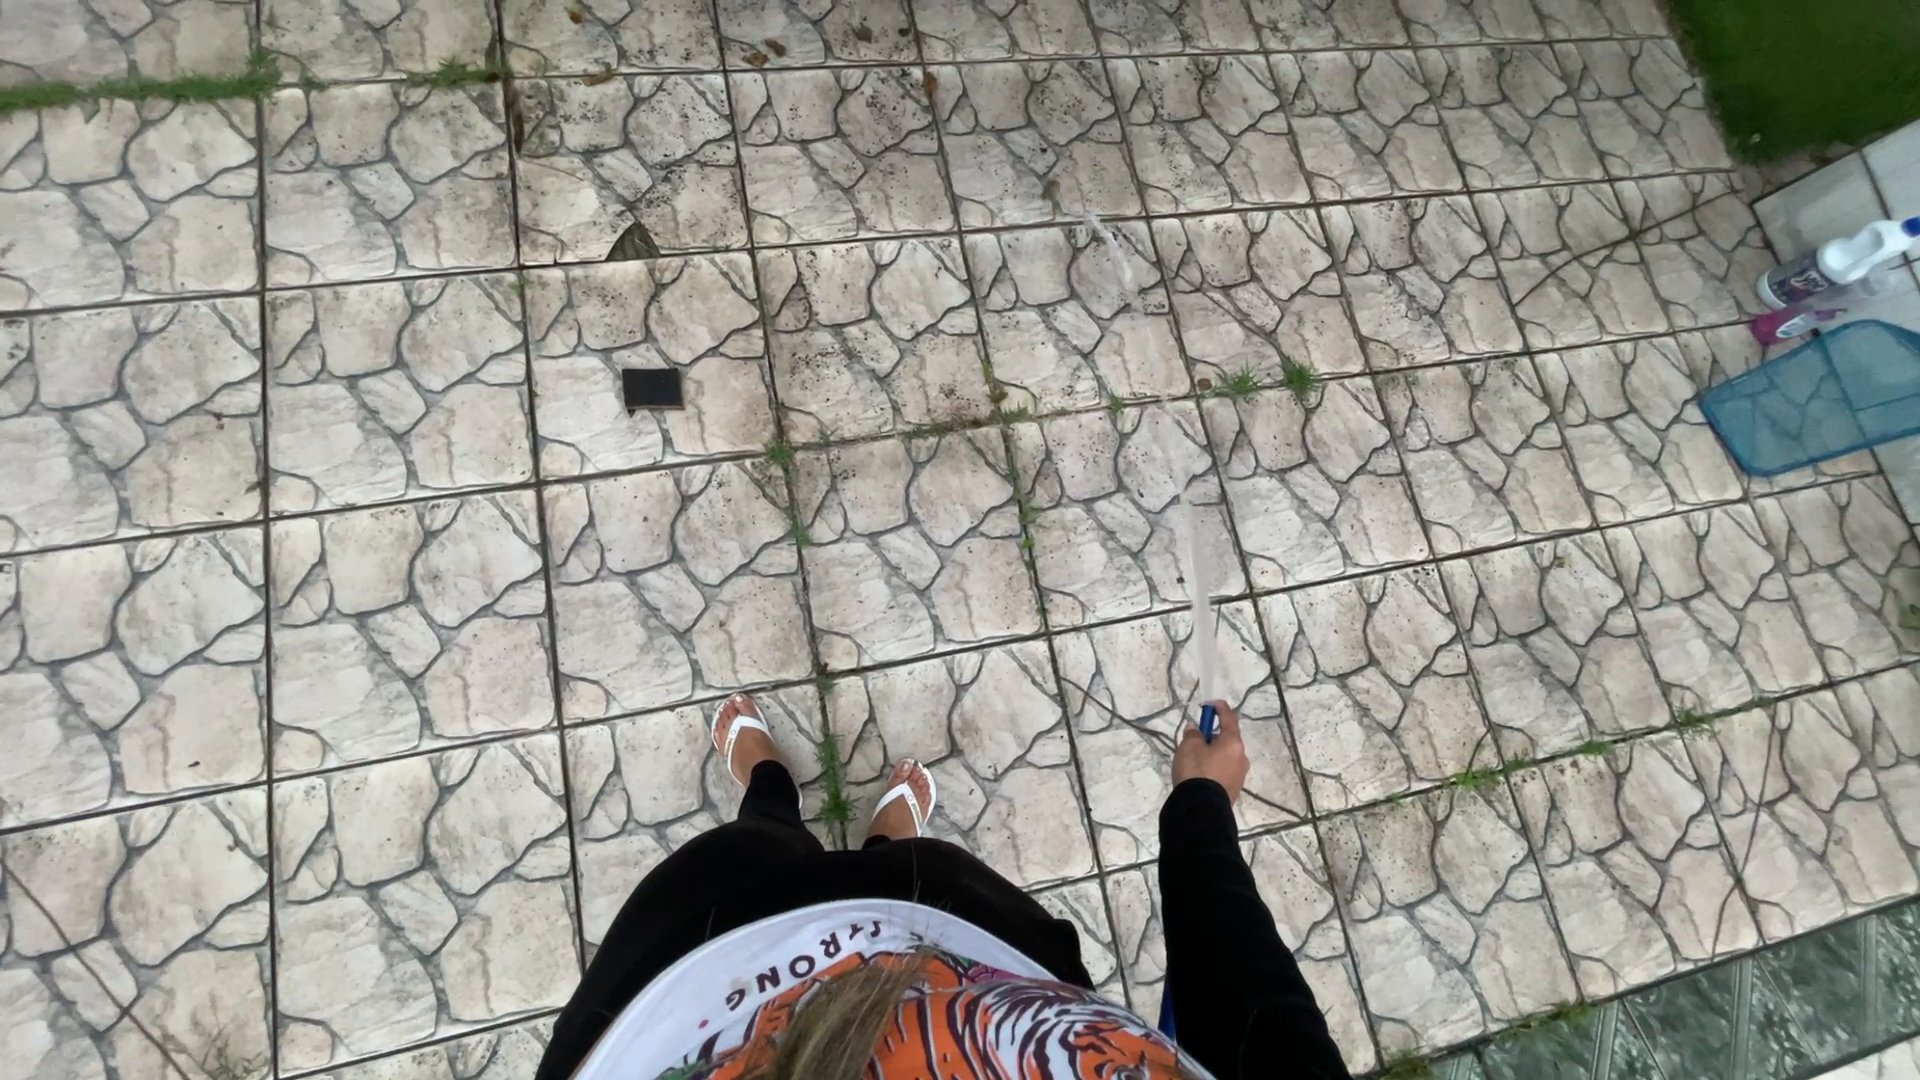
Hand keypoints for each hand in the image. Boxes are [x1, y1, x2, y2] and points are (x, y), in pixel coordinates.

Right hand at [1171, 700, 1248, 802]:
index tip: (1208, 704)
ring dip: (1212, 753)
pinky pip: (1223, 770)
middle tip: (1194, 740)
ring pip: (1225, 756)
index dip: (1219, 707)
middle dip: (1212, 736)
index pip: (1229, 718)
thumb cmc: (1196, 770)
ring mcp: (1239, 774)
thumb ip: (1193, 734)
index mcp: (1233, 743)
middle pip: (1227, 739)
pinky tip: (1199, 775)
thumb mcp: (1189, 746)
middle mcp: (1241, 757)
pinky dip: (1213, 767)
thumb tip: (1197, 730)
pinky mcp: (1233, 789)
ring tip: (1194, 761)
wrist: (1201, 808)